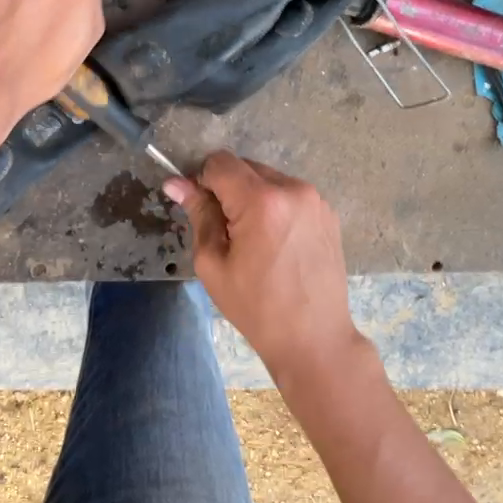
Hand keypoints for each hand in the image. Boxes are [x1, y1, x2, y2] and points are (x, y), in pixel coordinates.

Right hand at [164, 151, 363, 378]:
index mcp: (262, 201)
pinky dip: (275, 207)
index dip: (203, 181)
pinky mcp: (327, 213)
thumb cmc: (256, 307)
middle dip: (228, 190)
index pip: (220, 163)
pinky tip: (277, 244)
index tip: (203, 210)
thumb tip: (175, 183)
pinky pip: (289, 194)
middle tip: (226, 232)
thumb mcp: (213, 263)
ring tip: (254, 241)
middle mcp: (293, 189)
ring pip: (267, 179)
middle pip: (245, 167)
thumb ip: (198, 215)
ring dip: (252, 197)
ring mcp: (315, 200)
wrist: (314, 339)